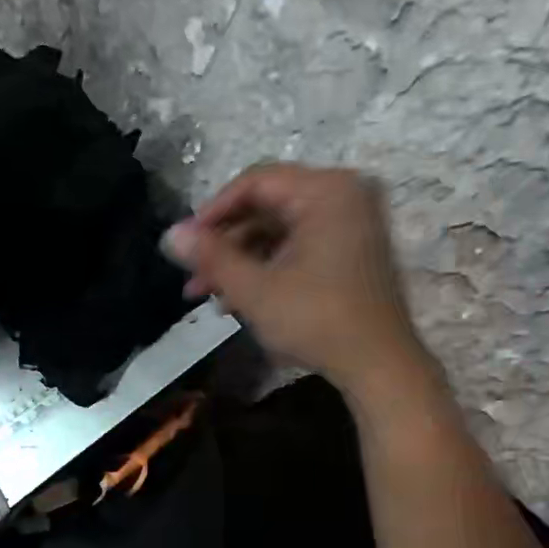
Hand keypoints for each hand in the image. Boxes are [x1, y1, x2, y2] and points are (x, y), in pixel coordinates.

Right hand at [165, 164, 426, 395]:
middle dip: (225, 245)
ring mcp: (352, 223)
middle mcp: (343, 195)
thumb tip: (169, 234)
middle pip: (267, 207)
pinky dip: (269, 269)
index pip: (254, 183)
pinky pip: (300, 247)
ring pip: (280, 232)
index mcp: (326, 190)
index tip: (184, 246)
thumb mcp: (256, 289)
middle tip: (192, 278)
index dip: (212, 213)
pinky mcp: (353, 251)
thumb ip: (211, 257)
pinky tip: (240, 300)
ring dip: (242, 262)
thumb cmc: (317, 320)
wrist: (379, 364)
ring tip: (209, 297)